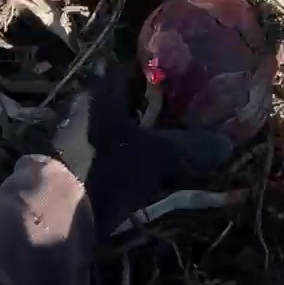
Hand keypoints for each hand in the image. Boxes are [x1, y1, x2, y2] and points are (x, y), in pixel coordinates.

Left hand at [51, 61, 232, 235]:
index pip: (137, 68)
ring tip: (174, 136)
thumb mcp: (156, 154)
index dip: (164, 71)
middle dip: (155, 103)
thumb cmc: (107, 167)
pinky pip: (112, 147)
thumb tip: (227, 144)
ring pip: (120, 123)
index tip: (189, 77)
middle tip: (187, 108)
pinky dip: (131, 150)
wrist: (56, 216)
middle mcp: (87, 104)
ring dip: (142, 129)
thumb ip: (191, 146)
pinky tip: (150, 161)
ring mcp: (79, 134)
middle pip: (129, 97)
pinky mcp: (77, 162)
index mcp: (102, 89)